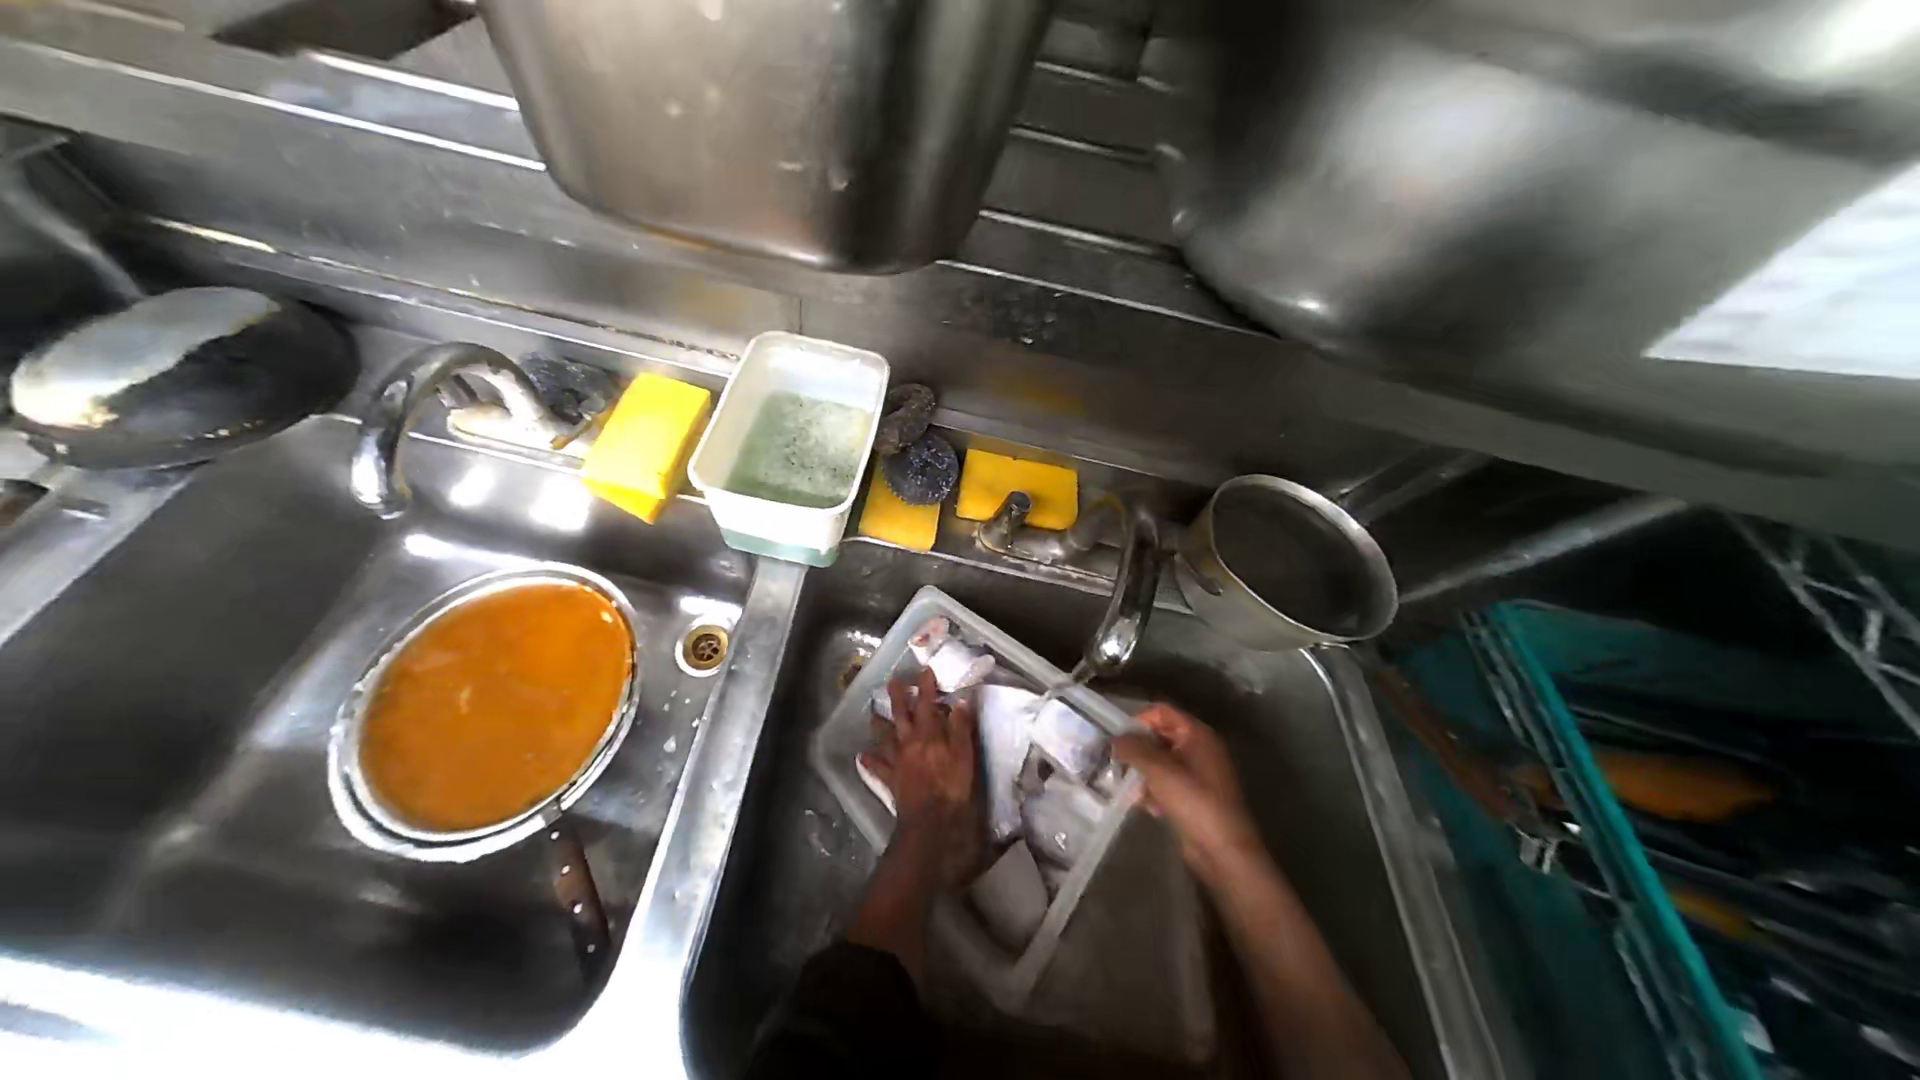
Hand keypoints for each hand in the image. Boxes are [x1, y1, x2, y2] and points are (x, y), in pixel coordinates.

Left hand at [860, 668, 979, 888]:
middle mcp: (909, 742)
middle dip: (897, 696)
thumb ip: (962, 726)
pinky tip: (861, 756)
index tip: (924, 670)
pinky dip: (869, 760)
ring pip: (885, 737)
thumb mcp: (965, 754)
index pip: (926, 703)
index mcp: (928, 733)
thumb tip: (960, 700)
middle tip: (892, 680)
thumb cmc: (952, 786)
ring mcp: (897, 761)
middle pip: (900, 714)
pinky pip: (877, 767)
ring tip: (872, 713)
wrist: (931, 820)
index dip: (925, 686)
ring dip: (879, 723)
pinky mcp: (891, 779)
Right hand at [1113, 703, 1264, 885]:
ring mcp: (1197, 774)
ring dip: (1143, 774)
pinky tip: (1147, 807)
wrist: (1225, 852)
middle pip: (1159, 737)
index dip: (1139, 720)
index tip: (1118, 739)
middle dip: (1137, 751)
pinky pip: (1166, 784)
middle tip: (1116, 764)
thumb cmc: (1194, 802)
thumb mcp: (1159, 770)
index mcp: (1197, 735)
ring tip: (1130, 790)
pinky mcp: (1193, 797)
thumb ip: (1134, 749)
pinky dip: (1154, 791)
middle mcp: (1199, 749)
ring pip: (1160, 763)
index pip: (1162, 712)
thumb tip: (1115, 739)